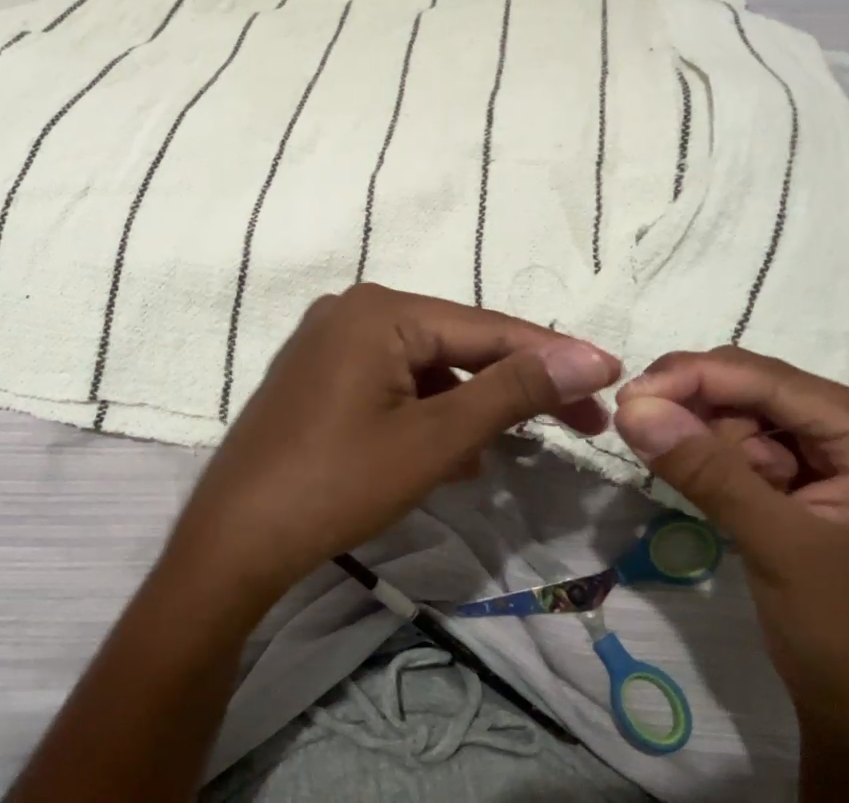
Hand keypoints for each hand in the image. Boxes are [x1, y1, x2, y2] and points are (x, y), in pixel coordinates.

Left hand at [165, 284, 621, 604]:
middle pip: (455, 345)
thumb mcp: (436, 439)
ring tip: (504, 453)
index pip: (487, 327)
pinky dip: (424, 415)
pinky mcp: (315, 378)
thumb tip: (590, 356)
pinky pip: (388, 385)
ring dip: (467, 408)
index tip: (612, 381)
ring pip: (422, 369)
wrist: (236, 538)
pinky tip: (448, 457)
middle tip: (577, 426)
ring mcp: (326, 343)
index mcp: (379, 311)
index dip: (554, 355)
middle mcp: (350, 311)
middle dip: (512, 387)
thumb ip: (512, 390)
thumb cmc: (338, 483)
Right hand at [614, 348, 848, 800]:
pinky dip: (715, 463)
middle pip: (754, 390)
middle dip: (698, 412)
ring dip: (707, 444)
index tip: (623, 397)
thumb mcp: (777, 544)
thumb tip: (630, 407)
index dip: (693, 379)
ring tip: (709, 497)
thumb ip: (705, 469)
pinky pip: (745, 449)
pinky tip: (713, 495)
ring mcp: (838, 455)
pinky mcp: (811, 482)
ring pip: (742, 417)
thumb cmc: (848, 630)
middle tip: (645, 439)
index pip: (770, 380)